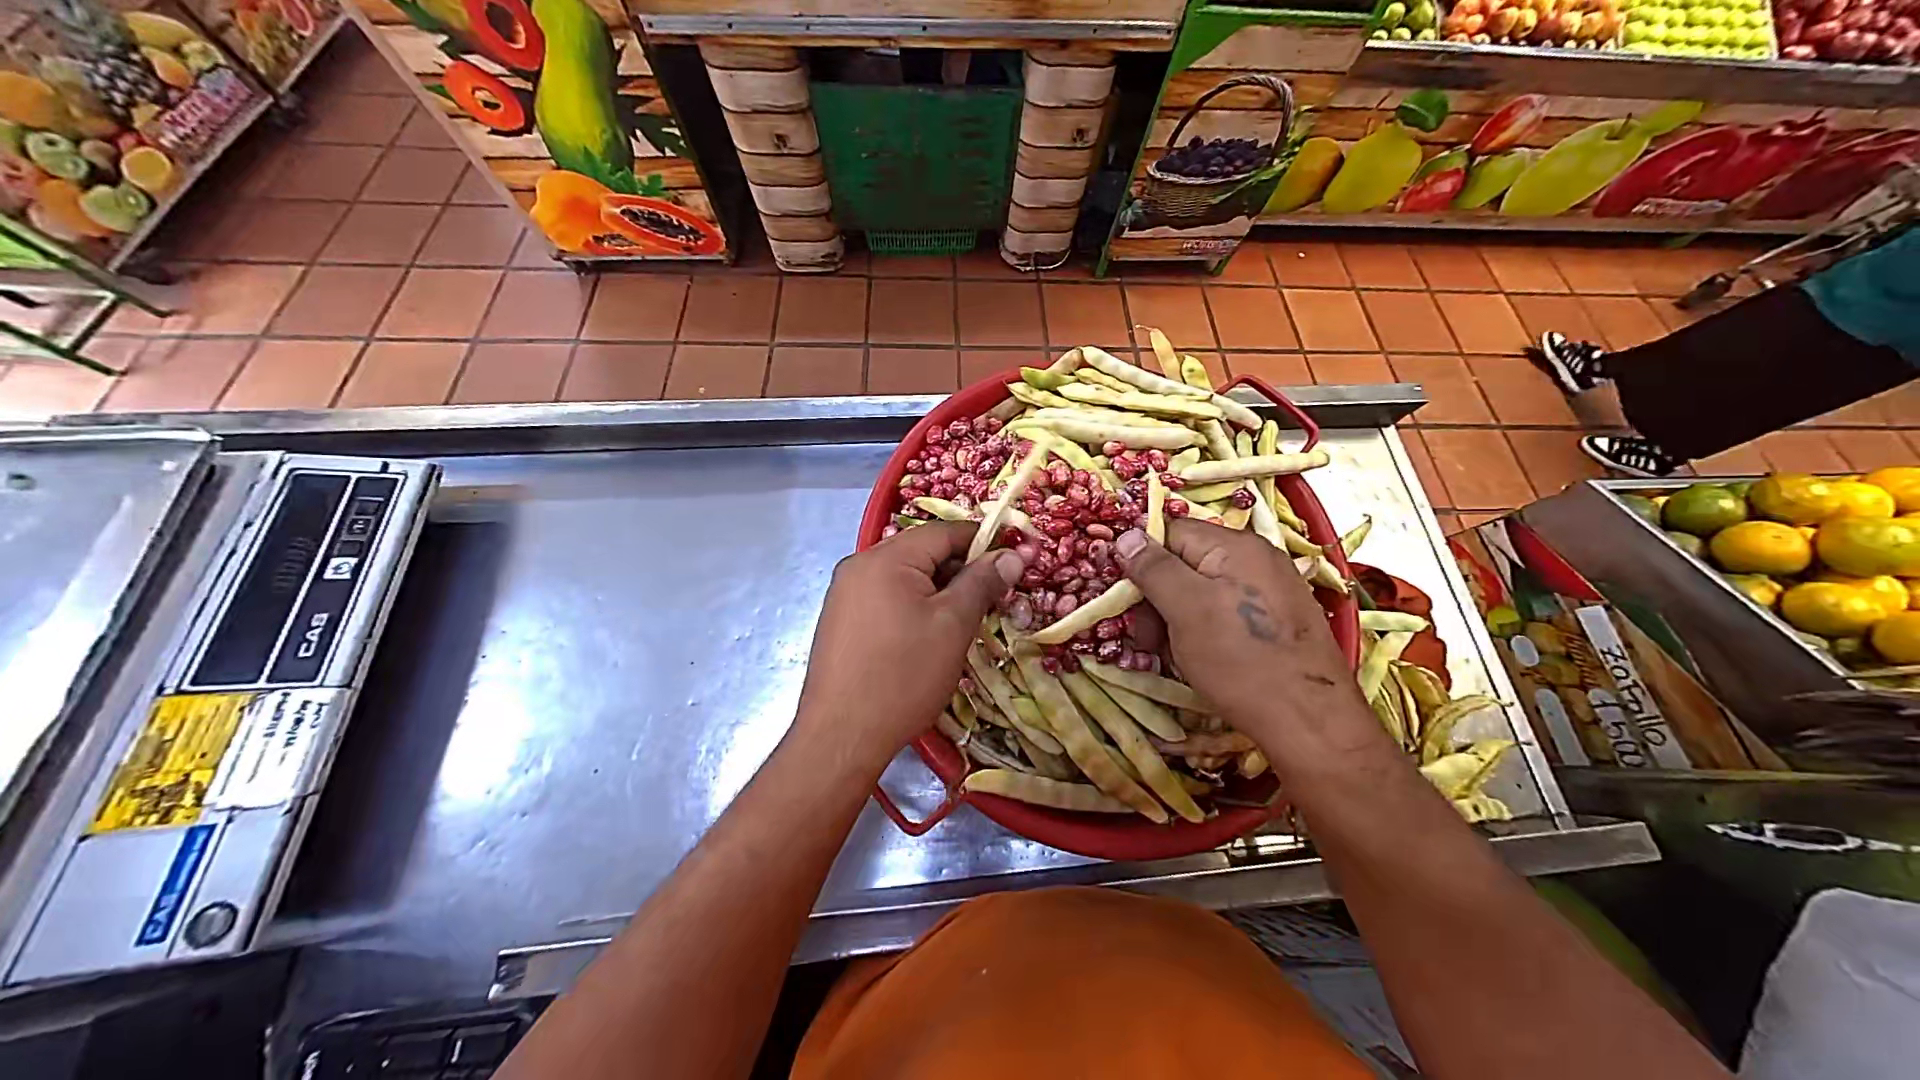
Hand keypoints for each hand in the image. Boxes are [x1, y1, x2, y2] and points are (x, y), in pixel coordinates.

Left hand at [793, 522, 1023, 769]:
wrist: (841, 736)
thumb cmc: (903, 676)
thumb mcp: (953, 625)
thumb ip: (982, 582)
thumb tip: (1012, 554)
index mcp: (885, 559)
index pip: (944, 532)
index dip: (983, 541)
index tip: (1014, 560)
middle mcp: (858, 566)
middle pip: (922, 552)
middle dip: (961, 569)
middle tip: (994, 598)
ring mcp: (844, 594)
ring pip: (905, 577)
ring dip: (939, 591)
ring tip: (965, 621)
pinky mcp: (841, 621)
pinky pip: (886, 598)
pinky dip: (914, 606)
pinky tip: (929, 636)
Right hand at [1115, 520, 1387, 768]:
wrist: (1310, 722)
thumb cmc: (1241, 661)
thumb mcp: (1186, 609)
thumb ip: (1154, 567)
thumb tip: (1125, 536)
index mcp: (1235, 546)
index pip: (1170, 532)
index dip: (1141, 560)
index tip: (1124, 598)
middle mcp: (1256, 560)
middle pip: (1184, 563)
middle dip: (1156, 597)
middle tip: (1147, 638)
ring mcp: (1269, 592)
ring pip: (1201, 592)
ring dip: (1175, 619)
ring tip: (1172, 655)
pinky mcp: (1274, 622)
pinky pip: (1223, 613)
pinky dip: (1201, 632)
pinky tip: (1198, 659)